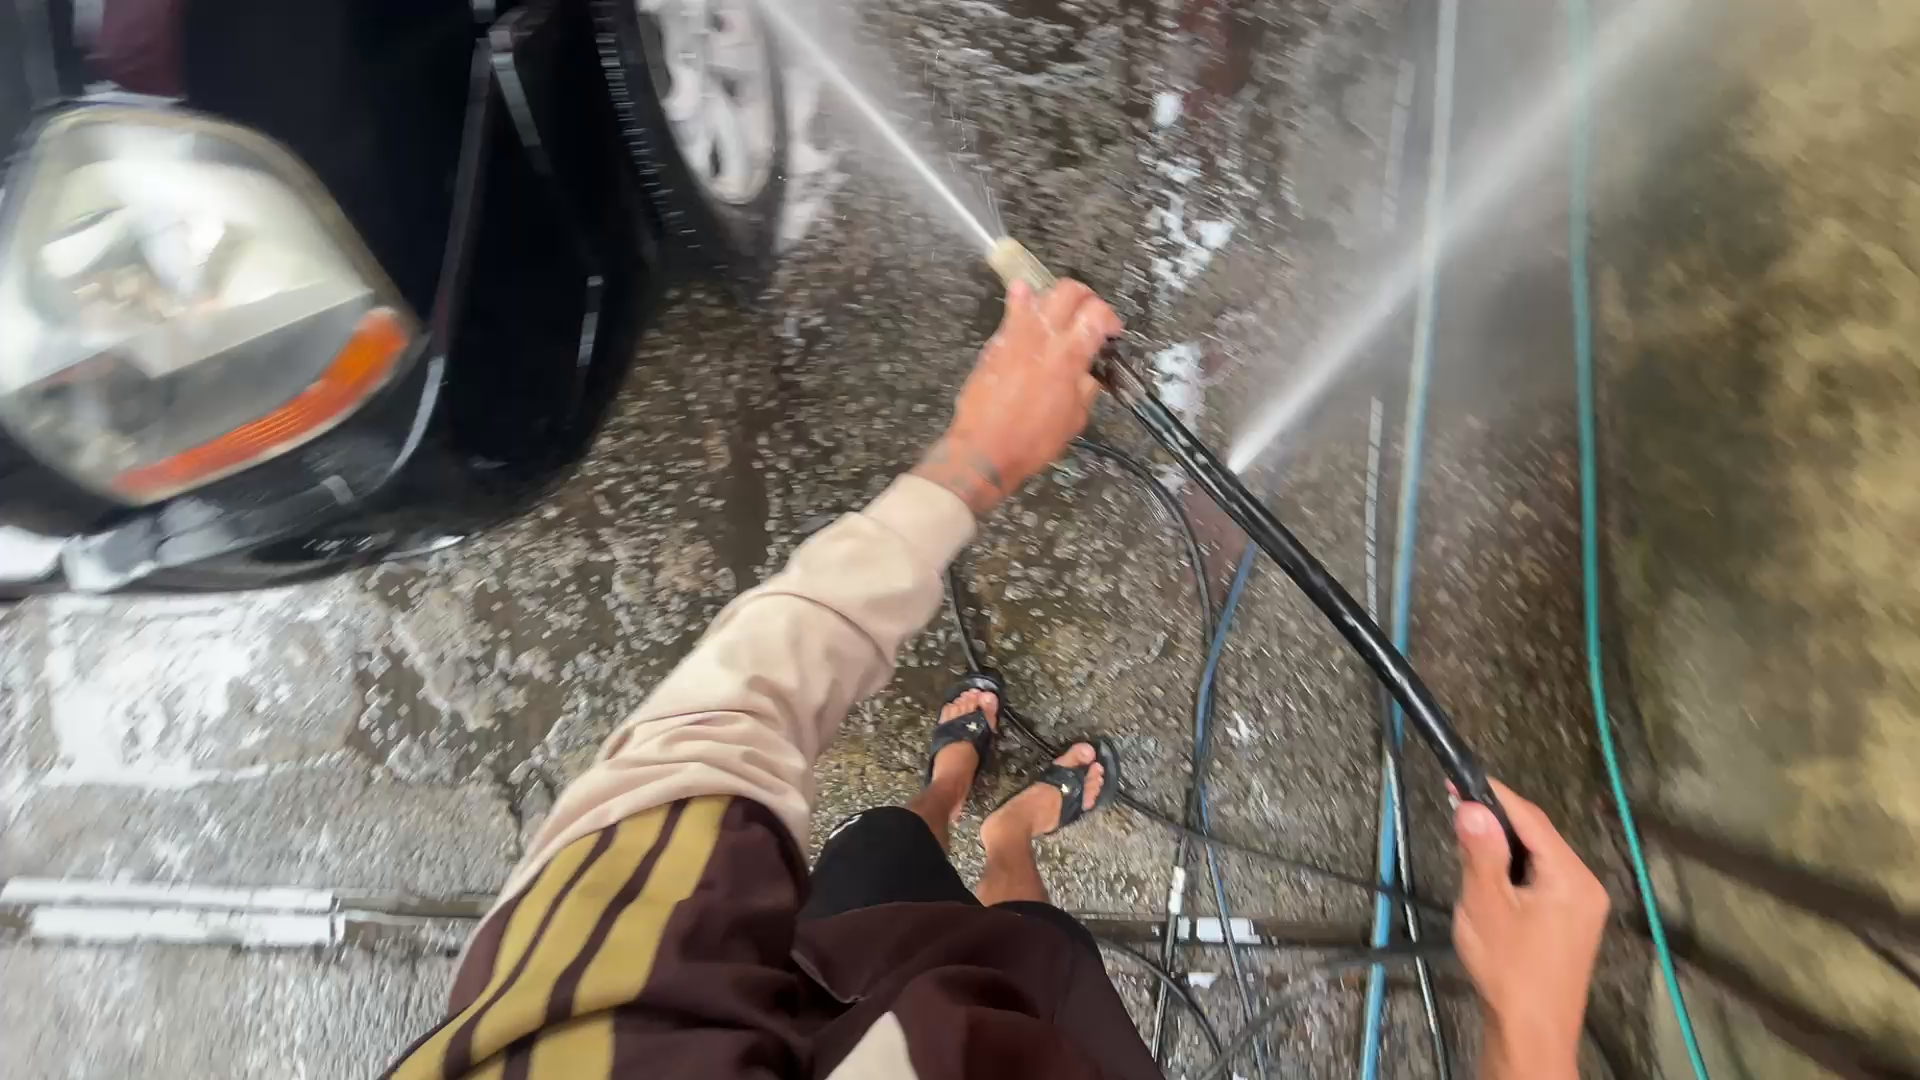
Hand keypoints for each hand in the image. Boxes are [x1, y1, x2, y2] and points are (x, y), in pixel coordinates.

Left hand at [912, 280, 1123, 513]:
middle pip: (1069, 290)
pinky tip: (1026, 306)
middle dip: (1085, 297)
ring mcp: (1015, 337)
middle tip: (1088, 314)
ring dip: (1054, 300)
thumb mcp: (1074, 419)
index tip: (1110, 331)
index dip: (1110, 318)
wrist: (985, 448)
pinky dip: (1022, 302)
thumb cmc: (1029, 441)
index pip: (1097, 313)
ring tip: (1059, 316)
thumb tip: (1089, 374)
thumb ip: (1086, 388)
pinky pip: (1010, 310)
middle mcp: (1042, 338)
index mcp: (1069, 356)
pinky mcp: (995, 344)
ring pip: (1039, 293)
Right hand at [1452, 779, 1609, 1079]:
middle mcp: (1584, 885)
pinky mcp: (1567, 919)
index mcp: (1570, 878)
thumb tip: (1472, 804)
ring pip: (1536, 853)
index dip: (1492, 793)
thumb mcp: (1485, 902)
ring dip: (1500, 839)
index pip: (1530, 818)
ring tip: (1464, 832)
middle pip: (1536, 833)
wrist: (1530, 1027)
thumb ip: (1481, 851)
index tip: (1456, 776)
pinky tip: (1486, 868)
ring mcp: (1579, 904)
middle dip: (1495, 815)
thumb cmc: (1508, 963)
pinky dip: (1510, 862)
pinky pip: (1538, 873)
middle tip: (1453, 802)